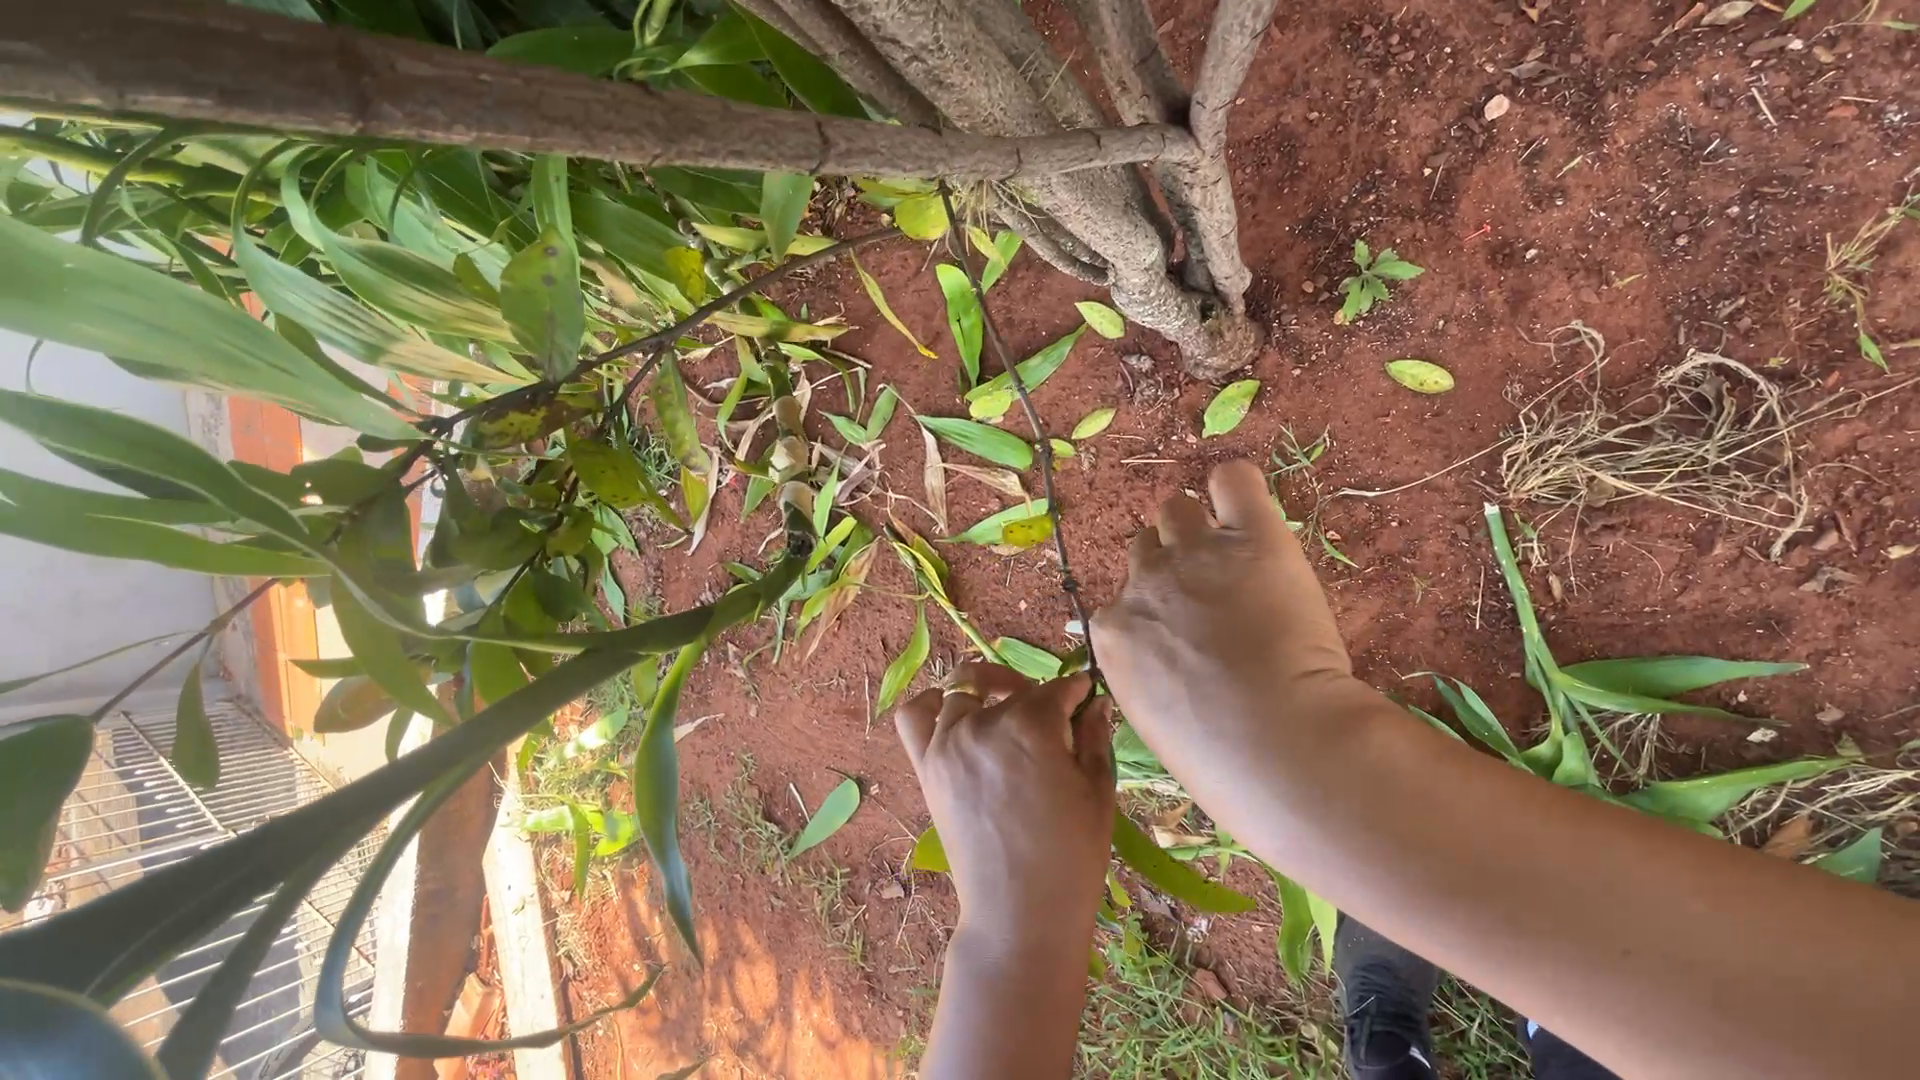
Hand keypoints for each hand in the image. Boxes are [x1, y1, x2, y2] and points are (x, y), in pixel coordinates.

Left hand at [895, 665, 1113, 952]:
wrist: (1020, 914)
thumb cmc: (1072, 856)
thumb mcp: (1097, 792)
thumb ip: (1095, 737)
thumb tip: (1094, 702)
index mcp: (1031, 726)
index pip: (1058, 689)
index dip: (1078, 690)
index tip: (1086, 695)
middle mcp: (982, 723)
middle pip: (1015, 691)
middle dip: (1040, 698)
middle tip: (1057, 722)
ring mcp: (947, 743)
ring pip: (963, 690)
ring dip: (988, 692)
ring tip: (1006, 712)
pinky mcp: (926, 767)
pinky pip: (914, 716)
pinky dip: (931, 705)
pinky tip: (955, 717)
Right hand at [1088, 460, 1362, 805]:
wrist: (1273, 741)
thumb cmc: (1216, 756)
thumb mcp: (1155, 717)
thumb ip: (1148, 677)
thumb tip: (1168, 668)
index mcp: (1114, 631)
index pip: (1120, 601)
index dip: (1153, 614)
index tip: (1183, 634)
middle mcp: (1143, 583)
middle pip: (1144, 548)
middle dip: (1171, 566)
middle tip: (1212, 596)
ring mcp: (1194, 554)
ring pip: (1177, 510)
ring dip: (1197, 528)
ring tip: (1234, 555)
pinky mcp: (1252, 537)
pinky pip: (1232, 480)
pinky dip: (1236, 491)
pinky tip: (1250, 514)